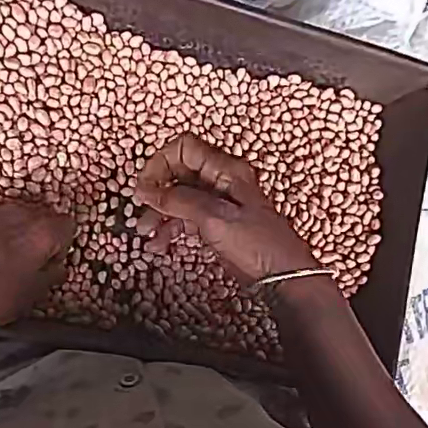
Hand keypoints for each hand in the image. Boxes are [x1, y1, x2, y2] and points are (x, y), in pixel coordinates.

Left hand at [0, 203, 74, 337]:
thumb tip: (57, 270)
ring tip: (15, 259)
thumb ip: (53, 274)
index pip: (67, 225)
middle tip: (38, 261)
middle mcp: (20, 214)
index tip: (55, 261)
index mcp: (43, 231)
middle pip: (45, 215)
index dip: (63, 245)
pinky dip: (1, 231)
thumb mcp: (35, 292)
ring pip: (21, 214)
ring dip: (23, 231)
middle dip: (45, 235)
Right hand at [131, 134, 320, 285]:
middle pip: (179, 174)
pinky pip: (189, 219)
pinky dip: (173, 228)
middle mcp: (224, 183)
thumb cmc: (261, 247)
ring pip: (181, 198)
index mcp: (227, 171)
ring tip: (147, 234)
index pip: (184, 149)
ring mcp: (222, 205)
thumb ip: (180, 201)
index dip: (160, 164)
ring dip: (161, 213)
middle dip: (157, 192)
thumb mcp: (216, 220)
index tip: (145, 188)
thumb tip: (149, 190)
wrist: (285, 278)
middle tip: (141, 213)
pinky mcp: (220, 226)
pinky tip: (161, 244)